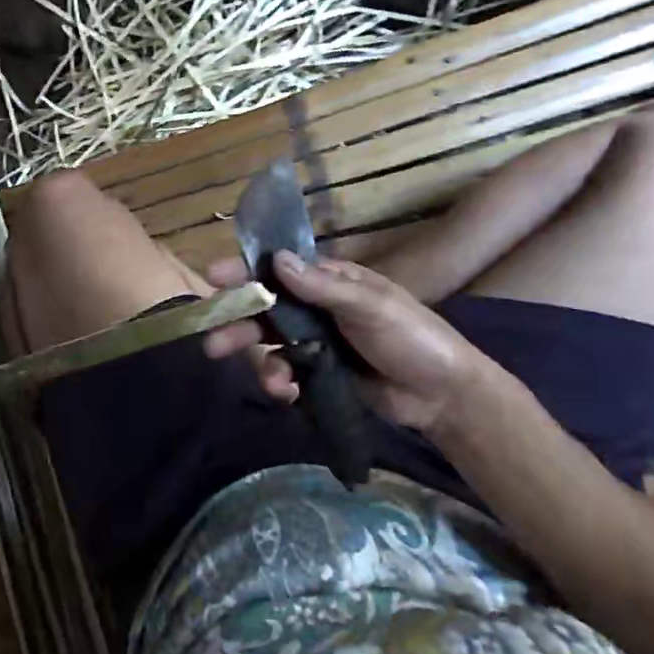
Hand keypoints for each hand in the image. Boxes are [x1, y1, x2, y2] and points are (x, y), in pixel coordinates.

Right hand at [203, 251, 498, 431]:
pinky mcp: (322, 374)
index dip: (247, 270)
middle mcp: (319, 307)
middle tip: (212, 342)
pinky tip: (288, 394)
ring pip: (273, 344)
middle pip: (268, 308)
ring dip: (261, 360)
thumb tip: (277, 259)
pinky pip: (288, 373)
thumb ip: (323, 287)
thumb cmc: (411, 336)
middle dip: (240, 323)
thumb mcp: (370, 305)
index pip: (281, 268)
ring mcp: (319, 342)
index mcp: (331, 280)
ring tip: (269, 382)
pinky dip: (281, 382)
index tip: (213, 277)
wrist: (441, 393)